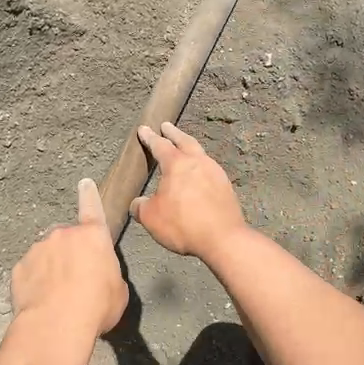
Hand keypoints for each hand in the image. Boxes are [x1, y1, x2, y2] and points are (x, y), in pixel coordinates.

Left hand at [11, 179, 127, 335]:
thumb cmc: (96, 306)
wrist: (56, 324)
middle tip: (76, 281)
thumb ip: (108, 274)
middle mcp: (63, 235)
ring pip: (46, 255)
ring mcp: (38, 250)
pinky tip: (42, 301)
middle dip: (70, 254)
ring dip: (52, 269)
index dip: (89, 195)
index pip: (92, 208)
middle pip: (67, 239)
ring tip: (59, 296)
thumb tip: (99, 277)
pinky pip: (30, 272)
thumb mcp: (118, 291)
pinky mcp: (20, 268)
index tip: (84, 183)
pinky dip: (35, 282)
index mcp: (93, 236)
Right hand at [130, 122, 246, 259]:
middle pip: (184, 141)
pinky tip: (199, 174)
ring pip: (200, 153)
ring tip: (184, 148)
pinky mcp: (226, 186)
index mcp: (177, 164)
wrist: (223, 238)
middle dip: (173, 133)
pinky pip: (210, 169)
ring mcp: (215, 172)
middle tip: (166, 126)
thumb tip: (138, 203)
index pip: (160, 145)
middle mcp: (198, 162)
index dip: (150, 137)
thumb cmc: (183, 225)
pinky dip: (201, 166)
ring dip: (190, 147)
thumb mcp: (151, 218)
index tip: (144, 129)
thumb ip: (141, 207)